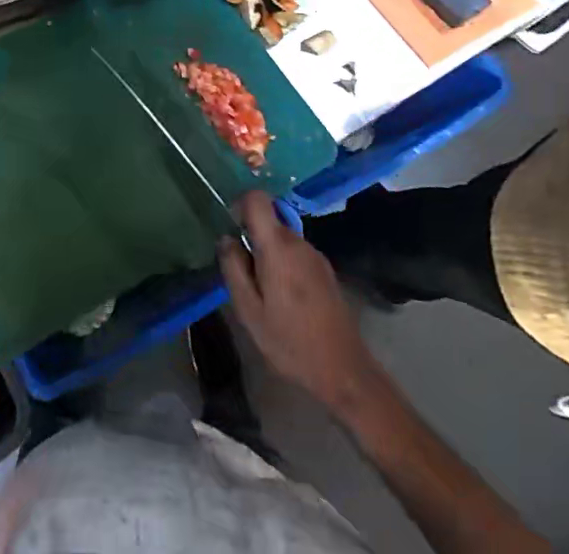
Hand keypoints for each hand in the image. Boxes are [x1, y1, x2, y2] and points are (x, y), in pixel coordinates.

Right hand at [219, 190, 377, 414]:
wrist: (342, 369)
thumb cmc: (289, 342)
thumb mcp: (248, 310)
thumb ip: (233, 268)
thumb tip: (226, 239)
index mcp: (278, 248)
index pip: (258, 199)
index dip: (240, 205)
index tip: (231, 231)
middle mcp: (299, 243)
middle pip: (269, 221)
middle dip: (251, 239)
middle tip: (243, 276)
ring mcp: (315, 255)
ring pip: (282, 238)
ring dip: (267, 254)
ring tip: (262, 293)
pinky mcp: (325, 270)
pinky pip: (295, 253)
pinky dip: (282, 264)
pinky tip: (282, 299)